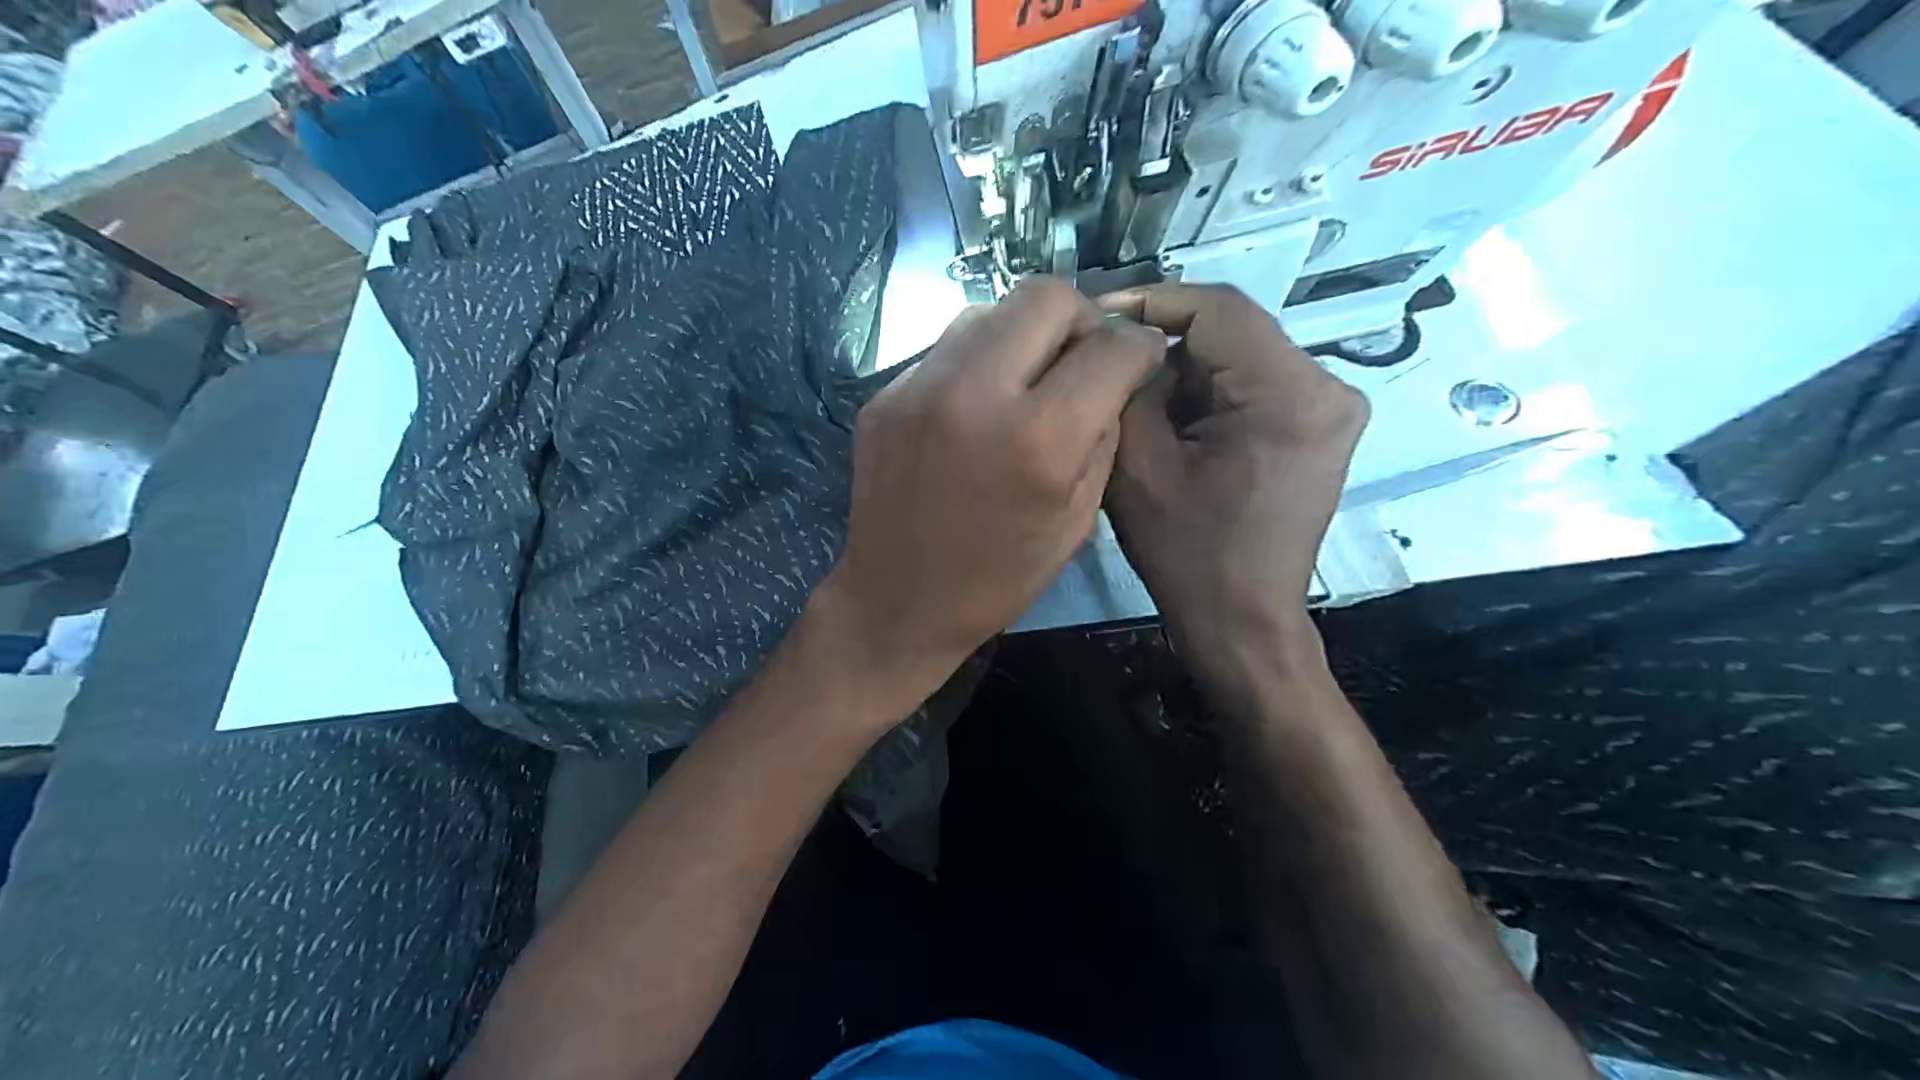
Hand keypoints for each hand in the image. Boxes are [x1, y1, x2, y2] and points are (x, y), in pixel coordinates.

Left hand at [818, 279, 1166, 710]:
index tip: (1140, 359)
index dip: (1140, 347)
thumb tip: (1115, 375)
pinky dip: (977, 361)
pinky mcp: (885, 393)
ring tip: (1028, 378)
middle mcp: (976, 392)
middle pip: (1046, 295)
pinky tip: (979, 403)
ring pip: (990, 310)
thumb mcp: (1078, 518)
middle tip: (1083, 356)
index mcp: (1038, 438)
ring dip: (1024, 333)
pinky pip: (946, 347)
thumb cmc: (999, 577)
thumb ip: (1104, 433)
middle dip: (1082, 318)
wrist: (898, 601)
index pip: (1111, 347)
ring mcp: (919, 386)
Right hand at [1102, 284, 1368, 659]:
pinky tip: (1177, 424)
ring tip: (1137, 401)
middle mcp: (1329, 388)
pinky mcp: (1322, 429)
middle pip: (1234, 331)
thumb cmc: (1187, 554)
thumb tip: (1122, 340)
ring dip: (1187, 372)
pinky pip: (1257, 385)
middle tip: (1109, 365)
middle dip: (1166, 345)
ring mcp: (1333, 409)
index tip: (1096, 315)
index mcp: (1290, 394)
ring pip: (1243, 357)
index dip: (1151, 302)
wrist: (1242, 622)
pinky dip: (1211, 394)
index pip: (1218, 308)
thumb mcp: (1138, 465)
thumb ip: (1129, 386)